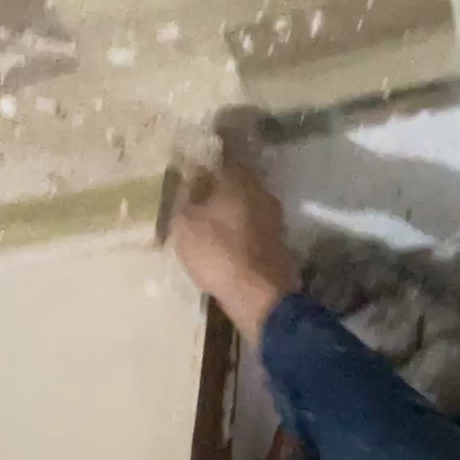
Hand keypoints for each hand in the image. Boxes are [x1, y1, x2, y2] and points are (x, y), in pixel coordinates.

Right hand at [168, 159, 299, 345]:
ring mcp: (273, 217)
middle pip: (232, 185)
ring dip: (226, 215)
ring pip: (243, 208)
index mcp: (239, 180)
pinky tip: (221, 246)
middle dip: (212, 193)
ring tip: (203, 228)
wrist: (258, 295)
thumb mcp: (185, 224)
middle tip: (190, 205)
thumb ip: (182, 199)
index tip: (182, 181)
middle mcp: (261, 192)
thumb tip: (184, 185)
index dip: (197, 171)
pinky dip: (237, 234)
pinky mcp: (276, 242)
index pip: (216, 164)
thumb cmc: (217, 252)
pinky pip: (250, 229)